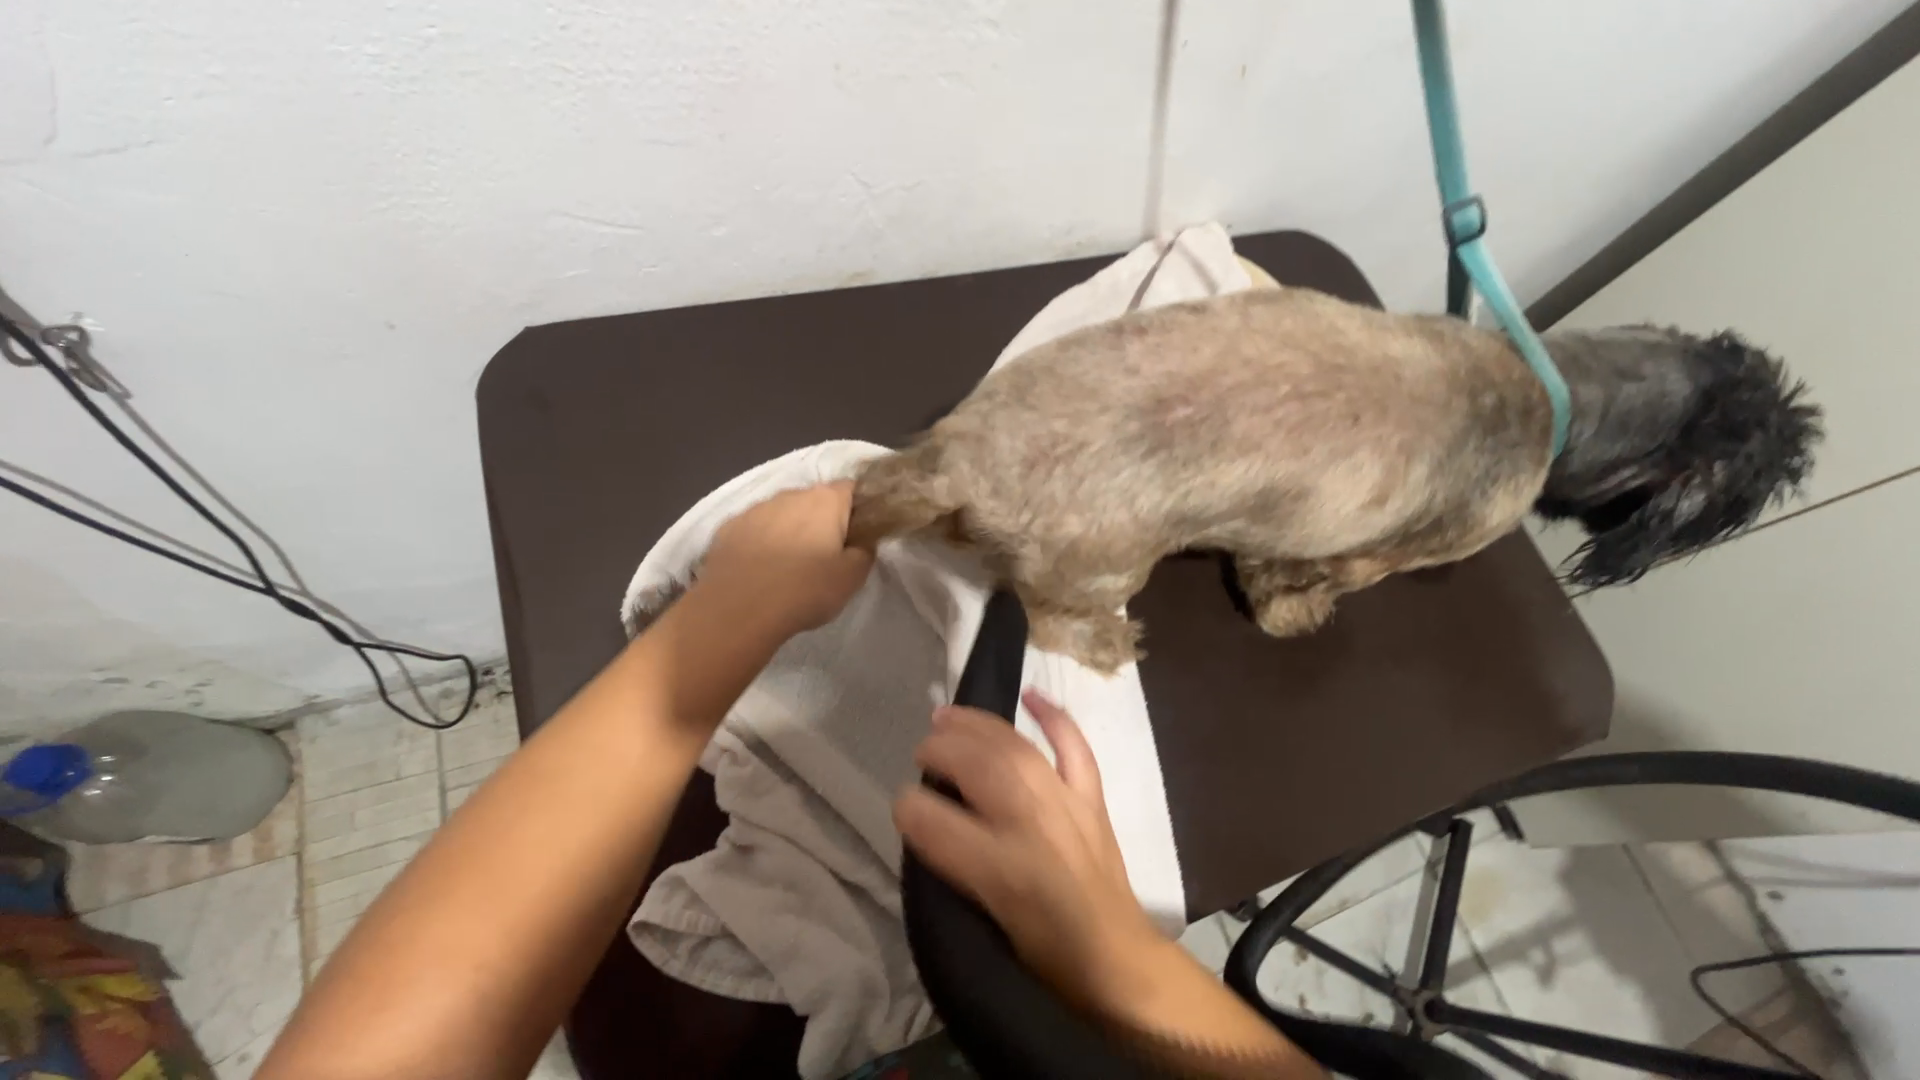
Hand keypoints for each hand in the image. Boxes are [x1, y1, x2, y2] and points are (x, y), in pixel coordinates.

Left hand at [692, 481, 874, 639]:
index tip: (857, 535)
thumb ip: (863, 552)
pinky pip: (753, 530)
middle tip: (825, 556)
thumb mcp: (852, 578)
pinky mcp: (727, 528)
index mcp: (826, 500)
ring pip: (782, 514)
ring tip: (788, 567)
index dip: (857, 510)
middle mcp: (790, 495)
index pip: (851, 489)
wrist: (737, 610)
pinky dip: (760, 543)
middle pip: (814, 500)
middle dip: (822, 522)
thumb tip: (860, 542)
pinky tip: (759, 571)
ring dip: (789, 531)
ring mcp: (754, 509)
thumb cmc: (805, 590)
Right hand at [893, 691, 1176, 1020]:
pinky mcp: (1090, 798)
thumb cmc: (1041, 949)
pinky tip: (1031, 696)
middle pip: (977, 769)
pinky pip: (1073, 746)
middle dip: (940, 751)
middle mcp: (1031, 827)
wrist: (1112, 956)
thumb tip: (923, 817)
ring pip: (1014, 748)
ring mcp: (1065, 804)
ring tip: (946, 718)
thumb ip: (949, 864)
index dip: (909, 808)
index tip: (901, 805)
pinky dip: (1053, 717)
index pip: (937, 823)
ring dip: (977, 726)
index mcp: (1000, 870)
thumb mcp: (981, 917)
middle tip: (921, 754)